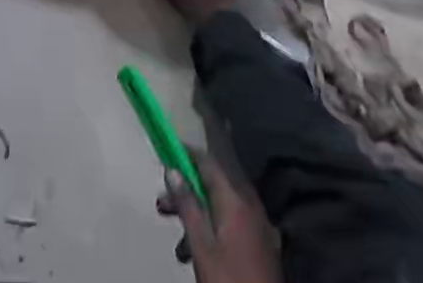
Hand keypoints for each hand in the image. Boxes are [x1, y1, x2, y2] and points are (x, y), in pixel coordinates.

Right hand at [157, 152, 281, 282]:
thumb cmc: (229, 280)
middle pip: (213, 186)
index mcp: (236, 200)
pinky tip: (200, 252)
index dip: (187, 155)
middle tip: (162, 204)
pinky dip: (213, 228)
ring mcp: (258, 225)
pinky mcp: (261, 244)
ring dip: (197, 216)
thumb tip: (172, 171)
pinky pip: (233, 224)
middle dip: (186, 192)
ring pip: (222, 208)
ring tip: (178, 242)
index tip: (166, 152)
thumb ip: (187, 206)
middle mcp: (250, 205)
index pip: (209, 163)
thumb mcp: (201, 246)